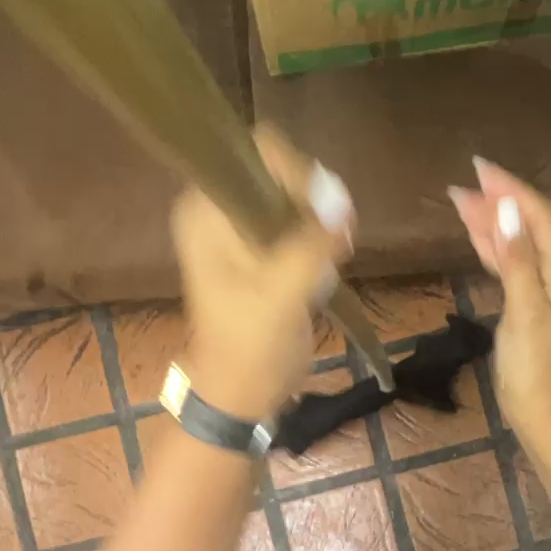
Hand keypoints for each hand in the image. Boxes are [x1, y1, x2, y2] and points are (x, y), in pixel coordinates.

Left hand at [171, 127, 353, 420]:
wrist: (243, 395)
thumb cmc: (249, 347)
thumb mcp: (280, 295)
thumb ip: (310, 244)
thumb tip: (343, 205)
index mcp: (208, 211)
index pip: (256, 154)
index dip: (295, 172)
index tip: (323, 210)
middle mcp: (222, 211)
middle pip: (280, 173)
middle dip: (313, 201)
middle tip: (334, 239)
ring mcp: (244, 232)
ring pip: (296, 200)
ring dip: (322, 224)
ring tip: (333, 257)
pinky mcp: (267, 253)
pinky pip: (303, 226)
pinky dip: (323, 240)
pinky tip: (330, 267)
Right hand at [449, 159, 550, 437]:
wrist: (538, 413)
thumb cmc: (532, 367)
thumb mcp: (524, 310)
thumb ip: (516, 259)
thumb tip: (506, 210)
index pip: (539, 217)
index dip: (512, 189)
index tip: (479, 169)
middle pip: (528, 225)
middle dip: (498, 201)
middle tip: (462, 184)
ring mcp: (541, 290)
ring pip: (516, 243)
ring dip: (491, 221)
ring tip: (460, 202)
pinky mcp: (525, 305)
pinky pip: (509, 265)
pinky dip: (492, 247)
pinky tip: (475, 236)